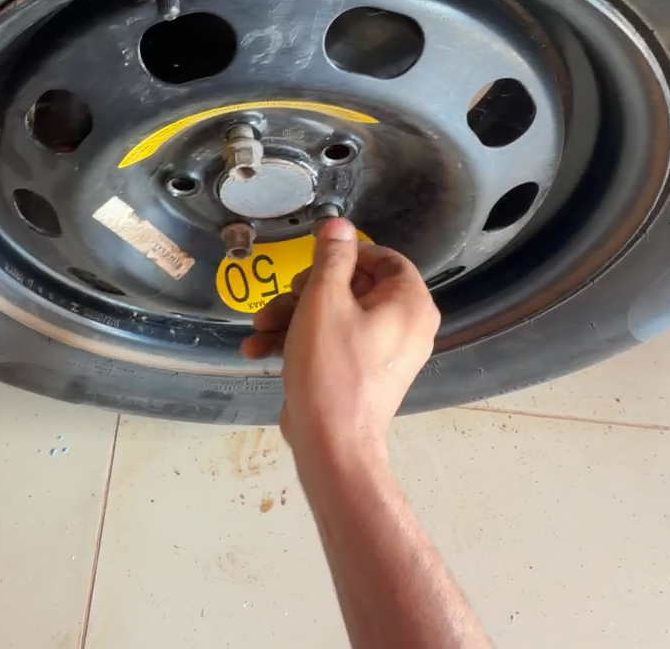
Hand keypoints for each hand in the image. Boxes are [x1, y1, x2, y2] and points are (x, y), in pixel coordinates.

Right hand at [240, 218, 440, 472]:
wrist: (330, 444)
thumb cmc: (332, 366)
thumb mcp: (324, 299)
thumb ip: (331, 257)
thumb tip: (339, 224)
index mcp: (409, 304)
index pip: (385, 258)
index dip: (346, 253)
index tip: (313, 259)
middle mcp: (404, 327)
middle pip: (353, 287)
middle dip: (305, 291)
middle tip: (284, 296)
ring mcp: (382, 353)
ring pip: (335, 316)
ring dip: (292, 316)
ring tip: (260, 326)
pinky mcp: (360, 374)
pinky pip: (332, 343)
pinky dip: (299, 341)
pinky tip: (260, 348)